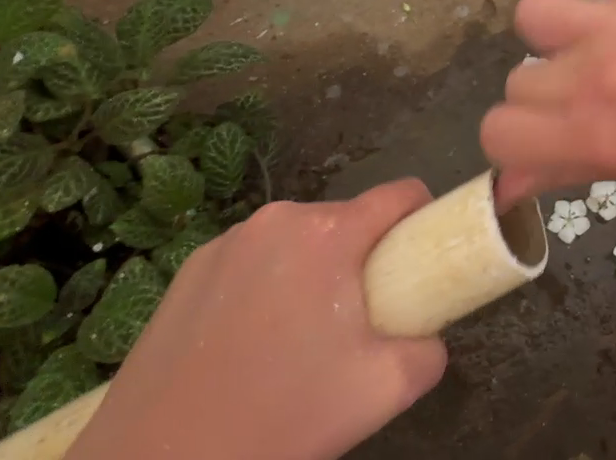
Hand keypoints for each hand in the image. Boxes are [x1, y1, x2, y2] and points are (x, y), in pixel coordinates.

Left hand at [67, 181, 447, 459]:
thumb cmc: (278, 420)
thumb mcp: (386, 390)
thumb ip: (430, 349)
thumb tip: (426, 335)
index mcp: (327, 234)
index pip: (401, 195)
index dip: (423, 221)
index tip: (421, 266)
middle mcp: (276, 221)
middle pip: (349, 220)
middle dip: (365, 260)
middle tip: (356, 326)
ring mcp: (224, 244)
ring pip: (300, 242)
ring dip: (316, 273)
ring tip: (299, 343)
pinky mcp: (185, 274)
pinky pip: (254, 263)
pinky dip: (268, 288)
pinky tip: (250, 348)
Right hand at [481, 0, 615, 206]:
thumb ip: (565, 171)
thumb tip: (506, 184)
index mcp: (592, 134)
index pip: (498, 131)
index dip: (510, 141)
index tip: (536, 141)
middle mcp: (599, 73)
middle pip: (519, 79)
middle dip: (542, 98)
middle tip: (581, 103)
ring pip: (536, 11)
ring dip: (550, 34)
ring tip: (581, 44)